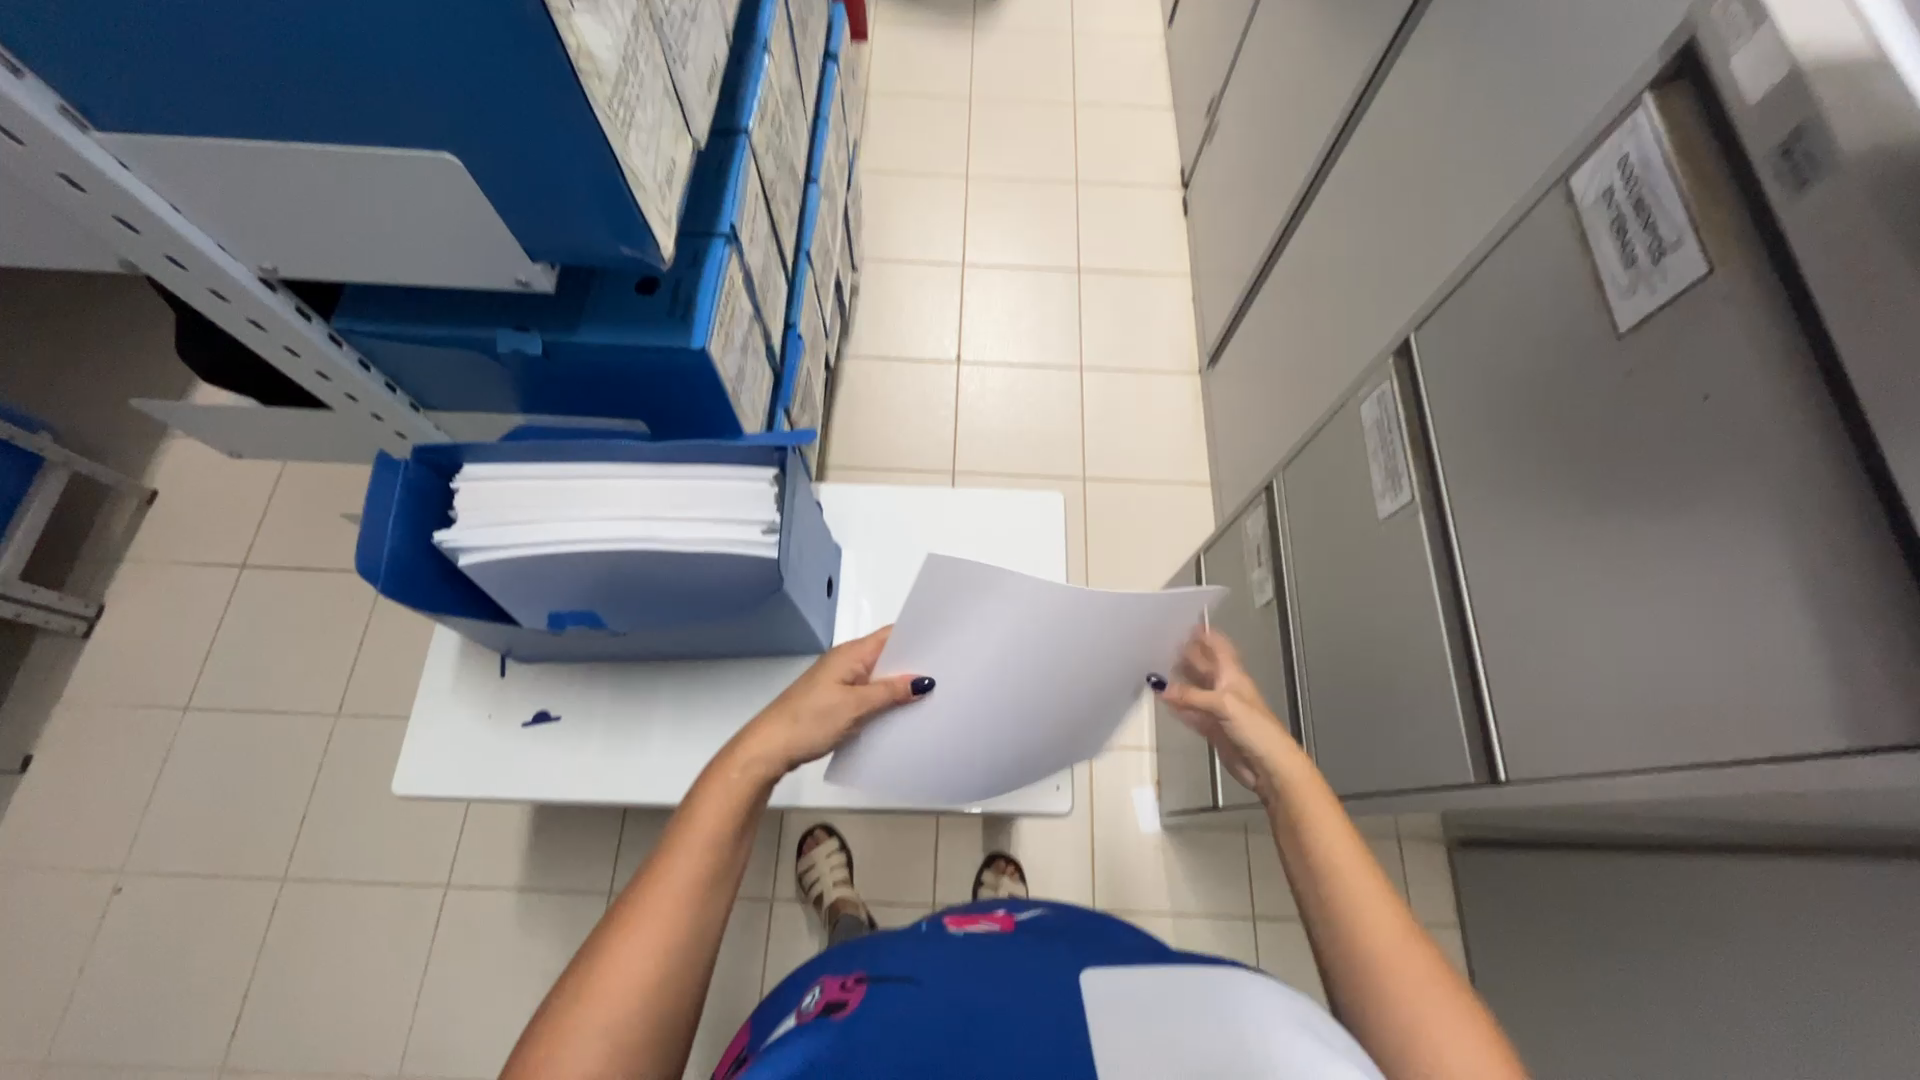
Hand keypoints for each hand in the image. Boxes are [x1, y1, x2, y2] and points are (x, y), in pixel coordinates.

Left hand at [728, 626, 930, 780]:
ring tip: (932, 696)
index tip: (947, 645)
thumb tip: (923, 681)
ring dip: (899, 686)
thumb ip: (890, 692)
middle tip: (947, 674)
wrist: (769, 748)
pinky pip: (868, 694)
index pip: (891, 635)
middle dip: (914, 664)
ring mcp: (840, 682)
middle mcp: (846, 662)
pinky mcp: (835, 701)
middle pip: (887, 656)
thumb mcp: (855, 707)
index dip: (918, 637)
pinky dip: (884, 701)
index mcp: (851, 654)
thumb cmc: (810, 721)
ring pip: (878, 678)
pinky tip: (901, 714)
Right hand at [1153, 628, 1302, 802]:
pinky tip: (1164, 700)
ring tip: (1158, 667)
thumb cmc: (1256, 729)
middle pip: (1204, 667)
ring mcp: (1218, 710)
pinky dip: (1178, 706)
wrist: (1267, 766)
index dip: (1207, 636)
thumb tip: (1160, 688)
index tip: (1189, 623)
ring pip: (1195, 690)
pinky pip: (1191, 712)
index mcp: (1233, 676)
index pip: (1219, 649)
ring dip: (1179, 680)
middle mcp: (1225, 689)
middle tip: (1164, 643)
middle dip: (1188, 655)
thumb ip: (1191, 696)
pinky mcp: (1212, 729)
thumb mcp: (1224, 705)